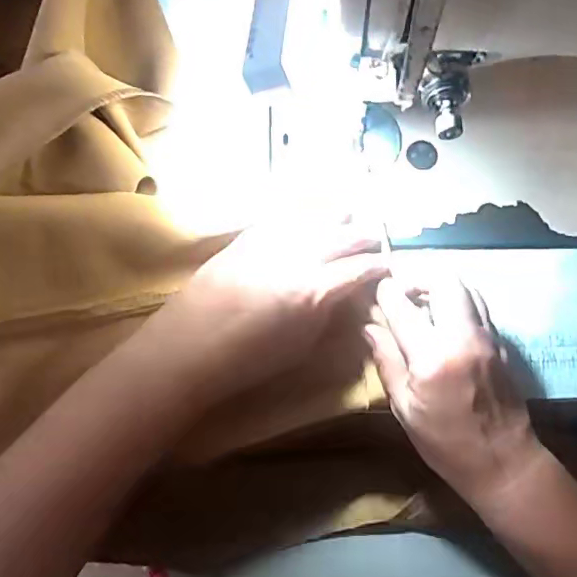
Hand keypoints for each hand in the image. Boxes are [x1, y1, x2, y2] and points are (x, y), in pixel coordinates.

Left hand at [128, 216, 389, 408]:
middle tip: (376, 236)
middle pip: (338, 238)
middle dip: (362, 236)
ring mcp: (266, 245)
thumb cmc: (247, 362)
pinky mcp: (242, 241)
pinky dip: (297, 215)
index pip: (357, 270)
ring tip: (348, 214)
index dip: (377, 266)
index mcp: (313, 292)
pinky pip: (277, 220)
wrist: (188, 350)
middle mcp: (294, 260)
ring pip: (309, 221)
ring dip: (333, 218)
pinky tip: (306, 214)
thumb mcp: (299, 347)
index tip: (388, 264)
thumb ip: (325, 316)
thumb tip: (341, 297)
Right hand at [364, 275, 548, 502]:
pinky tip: (443, 323)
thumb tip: (370, 327)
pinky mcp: (501, 343)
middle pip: (444, 280)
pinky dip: (458, 303)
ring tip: (422, 304)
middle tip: (401, 293)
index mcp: (432, 357)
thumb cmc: (445, 443)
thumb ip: (387, 361)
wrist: (504, 462)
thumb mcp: (405, 407)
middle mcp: (463, 337)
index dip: (385, 294)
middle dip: (418, 278)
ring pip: (466, 288)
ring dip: (440, 288)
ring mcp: (488, 337)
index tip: (375, 293)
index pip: (402, 306)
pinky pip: (478, 307)